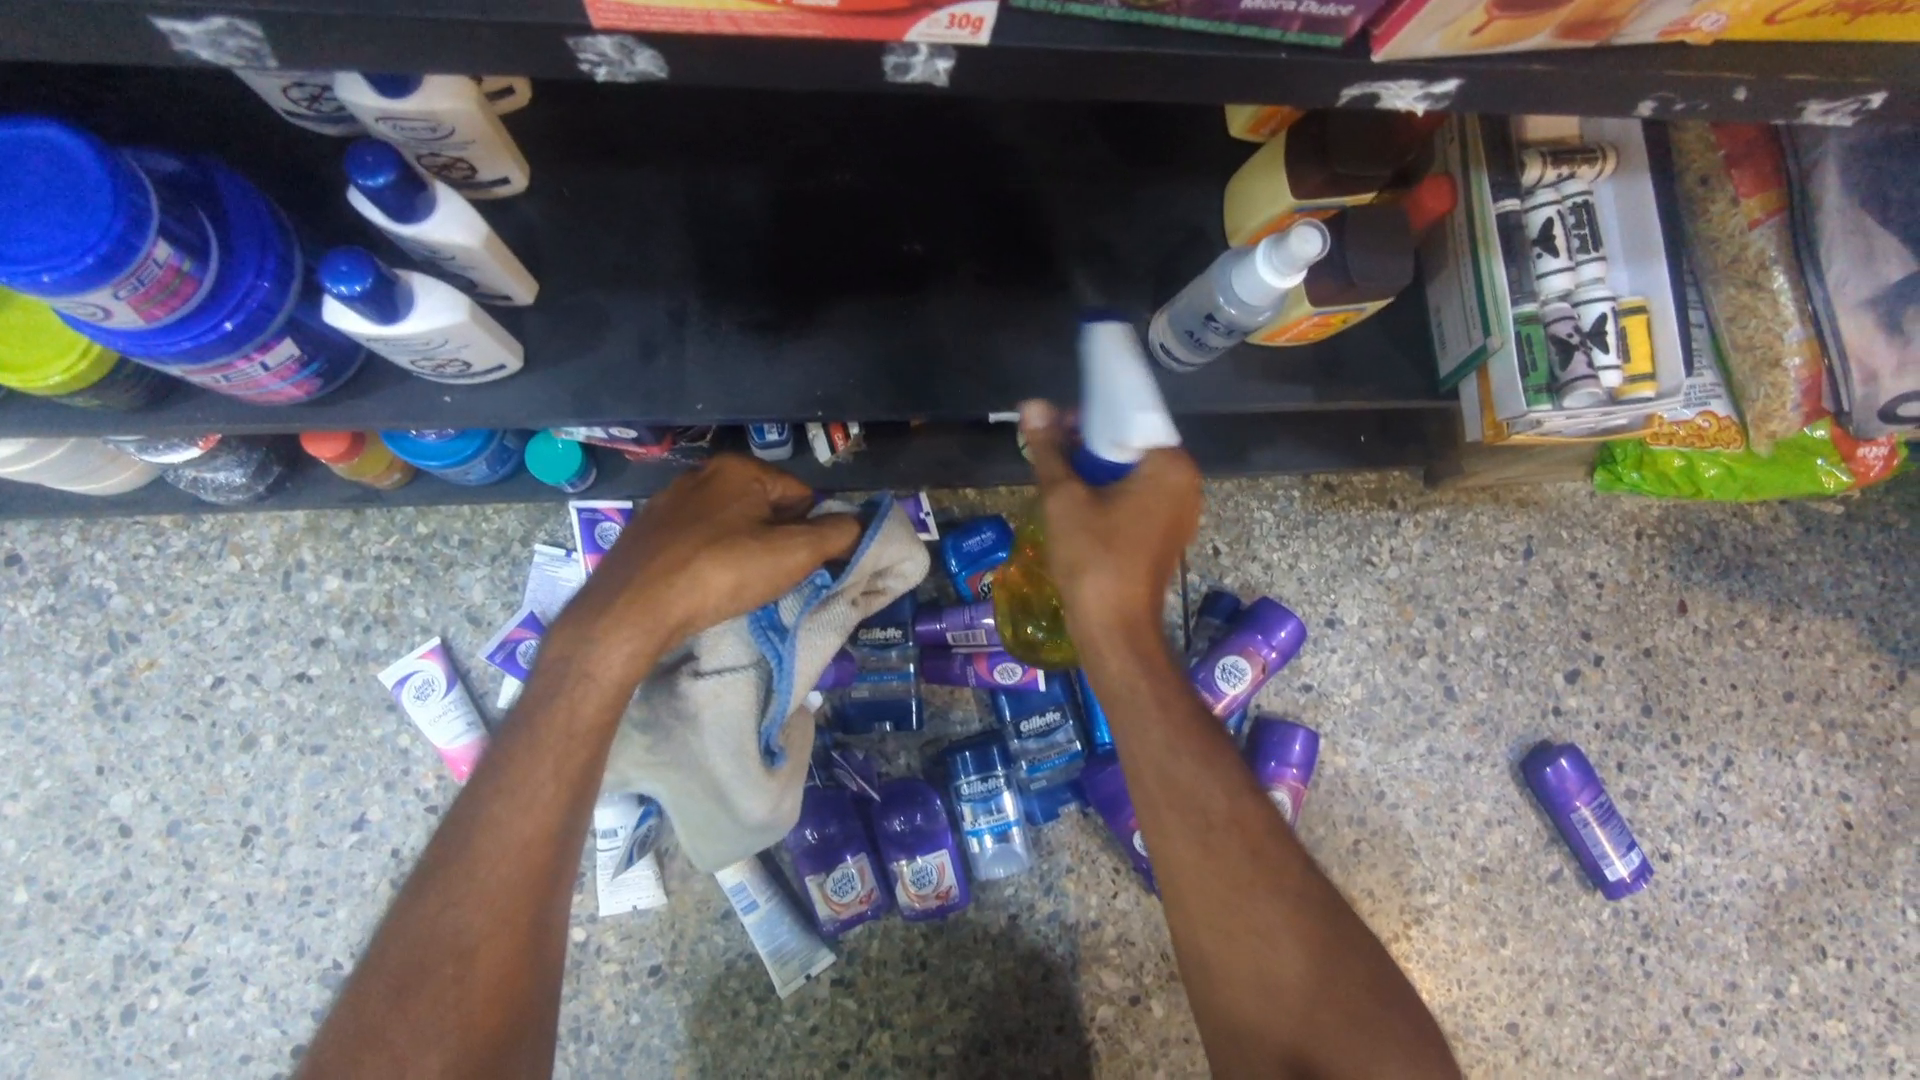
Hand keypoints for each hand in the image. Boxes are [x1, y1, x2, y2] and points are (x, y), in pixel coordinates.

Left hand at [550, 455, 861, 683]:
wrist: (631, 610)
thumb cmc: (720, 573)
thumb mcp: (794, 555)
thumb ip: (838, 535)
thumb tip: (862, 524)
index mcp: (739, 469)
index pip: (802, 496)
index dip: (809, 533)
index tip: (797, 565)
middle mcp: (701, 475)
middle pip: (765, 510)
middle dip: (774, 542)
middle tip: (768, 580)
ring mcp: (668, 504)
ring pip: (729, 528)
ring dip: (741, 554)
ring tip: (734, 588)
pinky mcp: (645, 533)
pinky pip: (696, 543)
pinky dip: (707, 563)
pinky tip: (701, 589)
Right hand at [1019, 399, 1200, 646]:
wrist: (1113, 629)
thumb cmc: (1093, 559)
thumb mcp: (1063, 498)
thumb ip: (1049, 449)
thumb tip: (1031, 405)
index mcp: (1171, 465)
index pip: (1129, 418)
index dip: (1087, 416)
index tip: (1054, 423)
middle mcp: (1185, 483)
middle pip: (1130, 446)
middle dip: (1088, 444)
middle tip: (1049, 449)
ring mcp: (1179, 512)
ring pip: (1131, 474)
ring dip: (1094, 470)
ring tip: (1056, 473)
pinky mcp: (1166, 535)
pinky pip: (1135, 499)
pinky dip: (1108, 494)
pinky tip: (1076, 502)